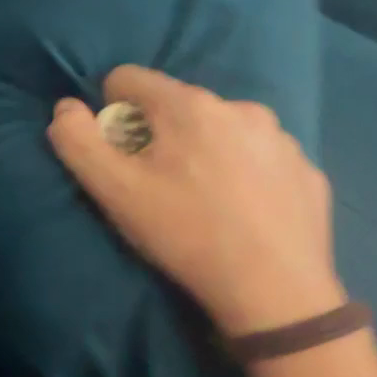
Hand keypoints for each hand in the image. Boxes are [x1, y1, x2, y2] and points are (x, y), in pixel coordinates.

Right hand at [48, 66, 344, 334]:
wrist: (277, 297)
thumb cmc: (185, 233)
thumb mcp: (110, 188)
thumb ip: (74, 137)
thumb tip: (67, 107)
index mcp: (189, 105)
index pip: (126, 78)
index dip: (112, 113)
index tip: (122, 155)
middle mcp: (240, 108)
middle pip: (173, 103)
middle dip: (157, 132)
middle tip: (158, 182)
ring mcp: (282, 140)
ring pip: (218, 128)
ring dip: (201, 149)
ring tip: (202, 197)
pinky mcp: (309, 172)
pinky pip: (257, 156)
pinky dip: (241, 171)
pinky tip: (241, 210)